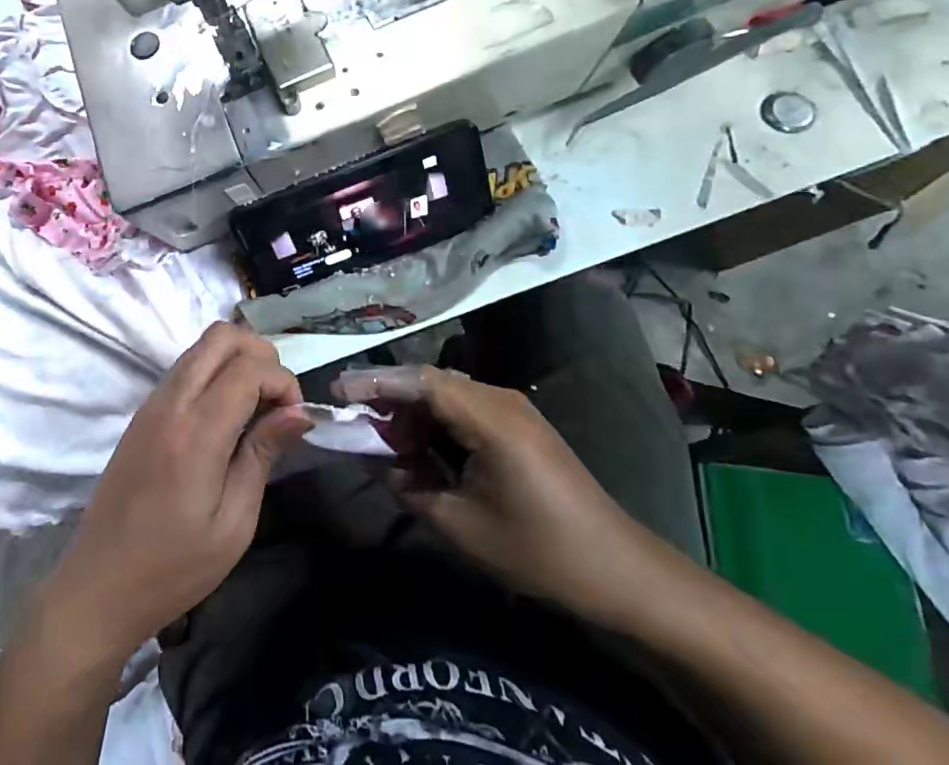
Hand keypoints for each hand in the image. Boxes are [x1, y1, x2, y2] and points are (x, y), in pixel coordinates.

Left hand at [42, 323, 312, 661]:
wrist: (98, 588)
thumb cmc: (174, 566)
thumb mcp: (234, 522)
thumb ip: (264, 454)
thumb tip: (300, 411)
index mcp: (196, 432)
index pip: (250, 367)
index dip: (283, 382)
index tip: (294, 420)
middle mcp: (170, 404)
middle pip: (222, 336)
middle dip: (262, 355)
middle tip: (276, 401)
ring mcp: (151, 405)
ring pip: (201, 346)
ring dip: (238, 361)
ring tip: (256, 408)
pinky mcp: (142, 415)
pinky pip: (186, 369)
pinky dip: (216, 373)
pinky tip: (227, 417)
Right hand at [336, 365, 663, 625]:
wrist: (612, 565)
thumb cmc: (536, 549)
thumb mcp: (459, 523)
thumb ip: (410, 486)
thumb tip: (376, 460)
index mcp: (491, 418)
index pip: (422, 382)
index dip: (376, 383)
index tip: (337, 392)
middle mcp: (503, 400)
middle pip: (434, 383)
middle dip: (392, 401)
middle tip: (357, 429)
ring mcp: (515, 411)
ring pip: (450, 396)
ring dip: (415, 415)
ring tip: (385, 445)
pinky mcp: (521, 427)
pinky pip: (468, 412)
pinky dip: (438, 426)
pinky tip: (422, 451)